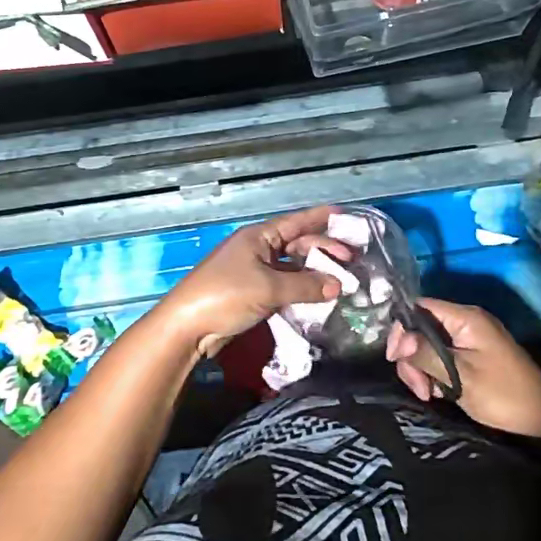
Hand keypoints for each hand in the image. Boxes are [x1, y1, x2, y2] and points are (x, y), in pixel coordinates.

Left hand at [155, 206, 345, 357]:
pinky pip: (283, 285)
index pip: (295, 221)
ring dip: (314, 272)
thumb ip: (305, 286)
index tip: (345, 215)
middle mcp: (257, 249)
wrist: (188, 326)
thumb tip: (338, 285)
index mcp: (258, 237)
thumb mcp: (269, 288)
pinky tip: (319, 297)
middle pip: (296, 244)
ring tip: (341, 280)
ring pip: (291, 267)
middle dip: (323, 250)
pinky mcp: (252, 293)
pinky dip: (301, 289)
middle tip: (351, 260)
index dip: (319, 218)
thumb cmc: (226, 295)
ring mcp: (254, 271)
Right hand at [385, 299, 540, 439]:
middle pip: (421, 328)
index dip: (402, 330)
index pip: (419, 308)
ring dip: (422, 368)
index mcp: (465, 318)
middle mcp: (466, 322)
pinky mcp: (472, 356)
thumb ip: (426, 354)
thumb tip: (398, 340)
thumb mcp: (461, 376)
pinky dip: (434, 373)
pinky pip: (441, 356)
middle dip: (412, 356)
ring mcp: (470, 339)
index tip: (397, 359)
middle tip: (419, 388)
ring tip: (428, 395)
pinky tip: (437, 393)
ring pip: (428, 345)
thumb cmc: (504, 395)